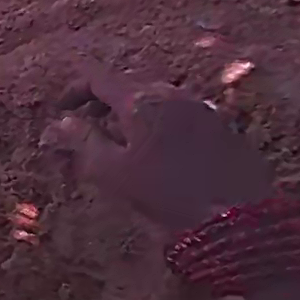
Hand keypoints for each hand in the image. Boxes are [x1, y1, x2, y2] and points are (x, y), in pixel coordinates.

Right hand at [43, 62, 272, 234]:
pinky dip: (157, 121)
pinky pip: (179, 112)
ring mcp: (202, 108)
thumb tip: (59, 123)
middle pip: (127, 85)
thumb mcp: (110, 171)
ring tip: (119, 139)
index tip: (61, 110)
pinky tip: (155, 150)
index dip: (73, 90)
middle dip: (101, 102)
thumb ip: (82, 140)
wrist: (239, 220)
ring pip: (155, 98)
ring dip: (130, 111)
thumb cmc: (164, 193)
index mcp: (141, 101)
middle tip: (86, 125)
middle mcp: (173, 95)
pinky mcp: (223, 127)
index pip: (97, 78)